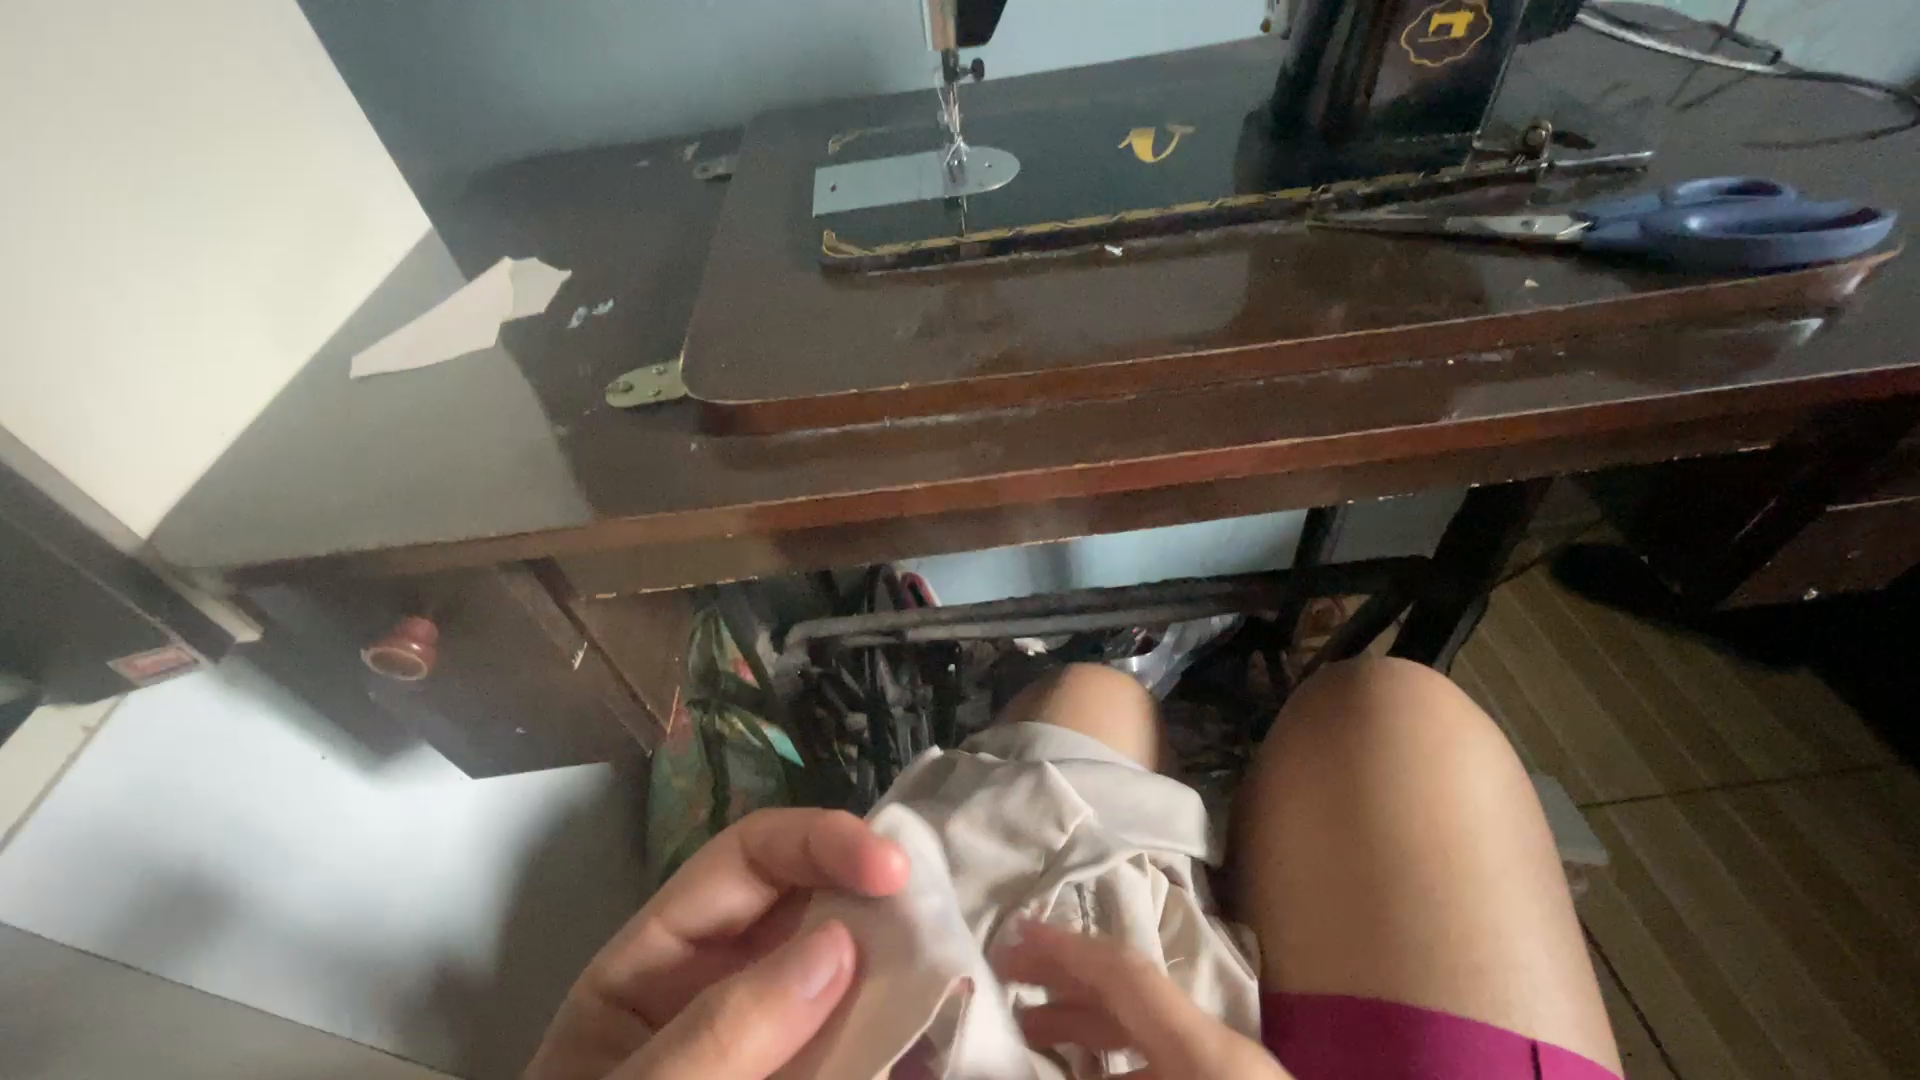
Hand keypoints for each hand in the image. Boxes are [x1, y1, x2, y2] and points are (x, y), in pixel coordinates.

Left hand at [526, 809, 909, 1079]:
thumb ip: (723, 1032)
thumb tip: (839, 945)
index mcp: (663, 959)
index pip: (750, 858)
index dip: (820, 841)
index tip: (891, 869)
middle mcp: (725, 985)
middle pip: (813, 907)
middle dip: (878, 903)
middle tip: (940, 926)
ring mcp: (774, 1043)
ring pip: (851, 979)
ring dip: (904, 974)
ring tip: (956, 986)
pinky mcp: (812, 1077)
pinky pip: (862, 1049)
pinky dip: (903, 1044)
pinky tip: (937, 1046)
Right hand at [995, 919, 1294, 1079]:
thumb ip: (1098, 1076)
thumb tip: (1021, 1070)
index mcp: (1203, 1050)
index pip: (1125, 975)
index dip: (1065, 949)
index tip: (1014, 936)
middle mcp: (1218, 1050)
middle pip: (1132, 994)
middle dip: (1066, 982)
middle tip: (1007, 979)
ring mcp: (1231, 1073)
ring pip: (1146, 1031)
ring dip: (1086, 1027)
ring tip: (1030, 1034)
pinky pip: (1162, 1065)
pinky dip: (1119, 1066)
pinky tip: (1089, 1077)